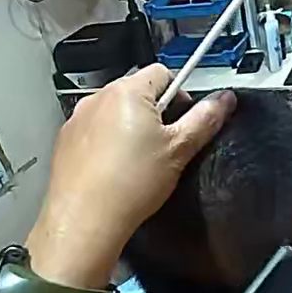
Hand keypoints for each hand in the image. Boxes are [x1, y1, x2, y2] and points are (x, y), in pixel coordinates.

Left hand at [25, 67, 233, 288]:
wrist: (85, 219)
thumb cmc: (129, 185)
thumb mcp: (180, 149)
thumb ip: (206, 118)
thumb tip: (224, 99)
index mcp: (128, 91)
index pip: (163, 73)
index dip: (181, 95)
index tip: (185, 121)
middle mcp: (99, 98)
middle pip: (139, 91)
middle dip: (156, 113)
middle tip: (167, 146)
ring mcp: (78, 118)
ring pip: (116, 112)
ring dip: (132, 127)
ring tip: (141, 162)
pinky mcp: (67, 140)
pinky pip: (96, 131)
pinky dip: (109, 143)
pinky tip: (119, 170)